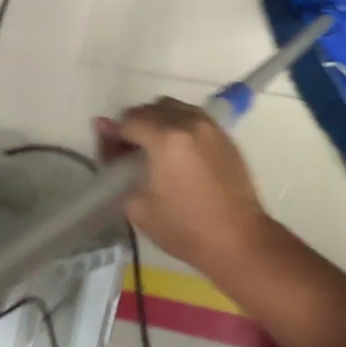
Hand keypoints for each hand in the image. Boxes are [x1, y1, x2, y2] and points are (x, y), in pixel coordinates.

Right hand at [95, 98, 273, 272]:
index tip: (110, 153)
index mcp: (166, 137)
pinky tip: (177, 153)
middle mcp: (189, 122)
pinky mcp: (225, 135)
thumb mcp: (139, 206)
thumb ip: (118, 167)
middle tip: (129, 153)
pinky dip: (179, 125)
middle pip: (152, 108)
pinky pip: (194, 118)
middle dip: (135, 125)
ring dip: (159, 121)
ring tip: (154, 151)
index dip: (114, 135)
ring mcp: (210, 126)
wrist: (238, 238)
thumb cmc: (185, 227)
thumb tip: (107, 142)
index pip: (130, 120)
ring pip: (175, 108)